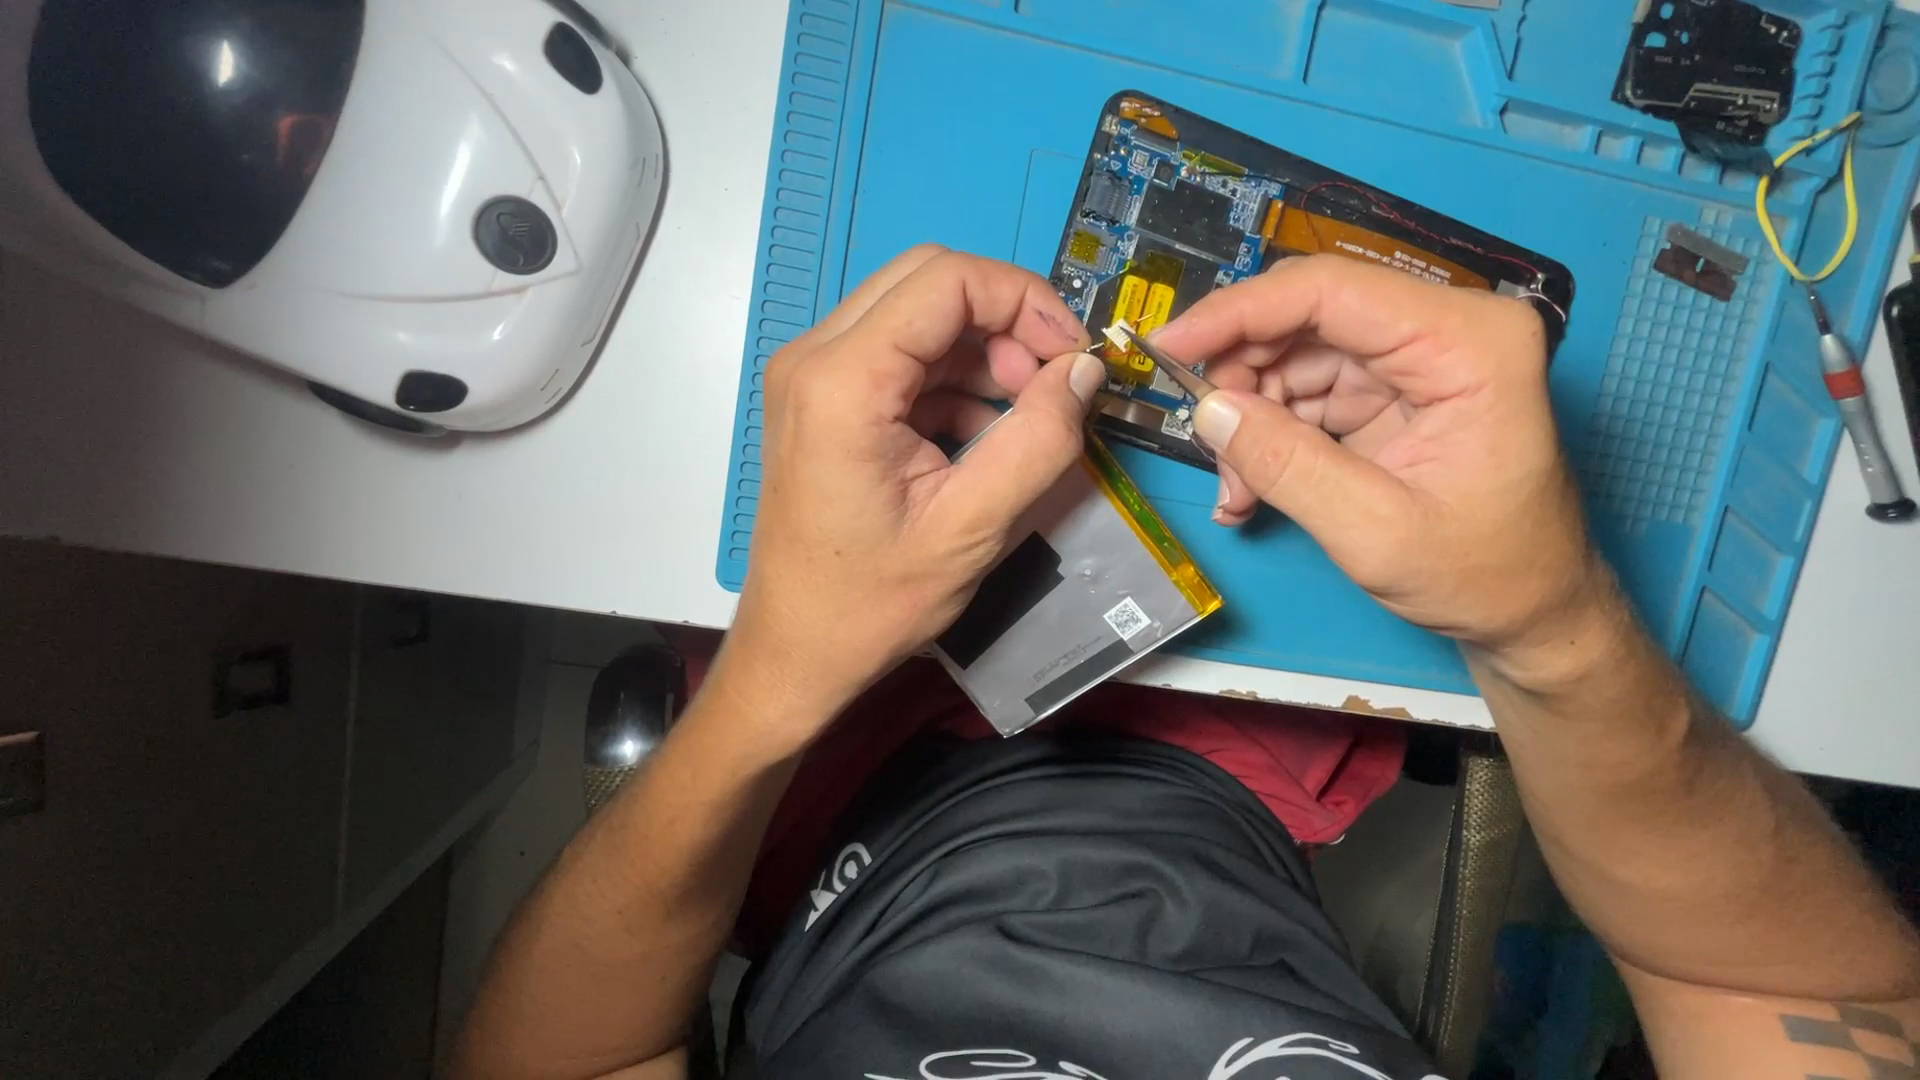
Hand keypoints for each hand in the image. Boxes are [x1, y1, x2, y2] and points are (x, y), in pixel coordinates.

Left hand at [724, 246, 1103, 731]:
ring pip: (916, 315)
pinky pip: (900, 357)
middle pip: (928, 283)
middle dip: (1004, 321)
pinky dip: (951, 380)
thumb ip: (1038, 441)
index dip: (1025, 300)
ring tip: (1018, 420)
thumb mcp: (971, 528)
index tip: (1072, 357)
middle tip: (1046, 386)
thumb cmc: (873, 602)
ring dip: (980, 352)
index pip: (947, 279)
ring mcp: (813, 376)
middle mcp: (815, 358)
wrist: (798, 649)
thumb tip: (1082, 371)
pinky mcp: (823, 401)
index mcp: (843, 381)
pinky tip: (979, 436)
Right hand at [1151, 255, 1615, 673]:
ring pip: (1287, 361)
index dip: (1236, 313)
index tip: (1168, 347)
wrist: (1530, 610)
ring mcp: (1406, 362)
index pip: (1329, 293)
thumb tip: (1208, 412)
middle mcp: (1437, 333)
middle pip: (1300, 322)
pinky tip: (1252, 489)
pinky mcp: (1382, 393)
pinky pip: (1297, 396)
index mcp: (1465, 343)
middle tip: (1213, 449)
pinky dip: (1264, 440)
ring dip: (1248, 424)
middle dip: (1240, 383)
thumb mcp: (1375, 532)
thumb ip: (1287, 467)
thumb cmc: (1483, 573)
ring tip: (1239, 491)